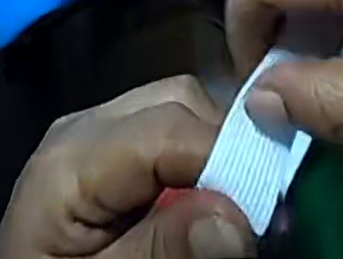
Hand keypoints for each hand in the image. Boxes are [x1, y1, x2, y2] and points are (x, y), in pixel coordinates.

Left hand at [0, 76, 256, 258]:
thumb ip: (159, 252)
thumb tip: (237, 218)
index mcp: (71, 155)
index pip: (166, 127)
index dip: (226, 157)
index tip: (271, 207)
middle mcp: (83, 124)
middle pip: (174, 99)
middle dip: (224, 143)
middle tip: (259, 207)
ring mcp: (92, 131)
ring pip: (174, 105)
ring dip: (213, 147)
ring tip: (238, 203)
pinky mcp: (104, 149)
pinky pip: (161, 130)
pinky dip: (194, 156)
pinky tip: (207, 196)